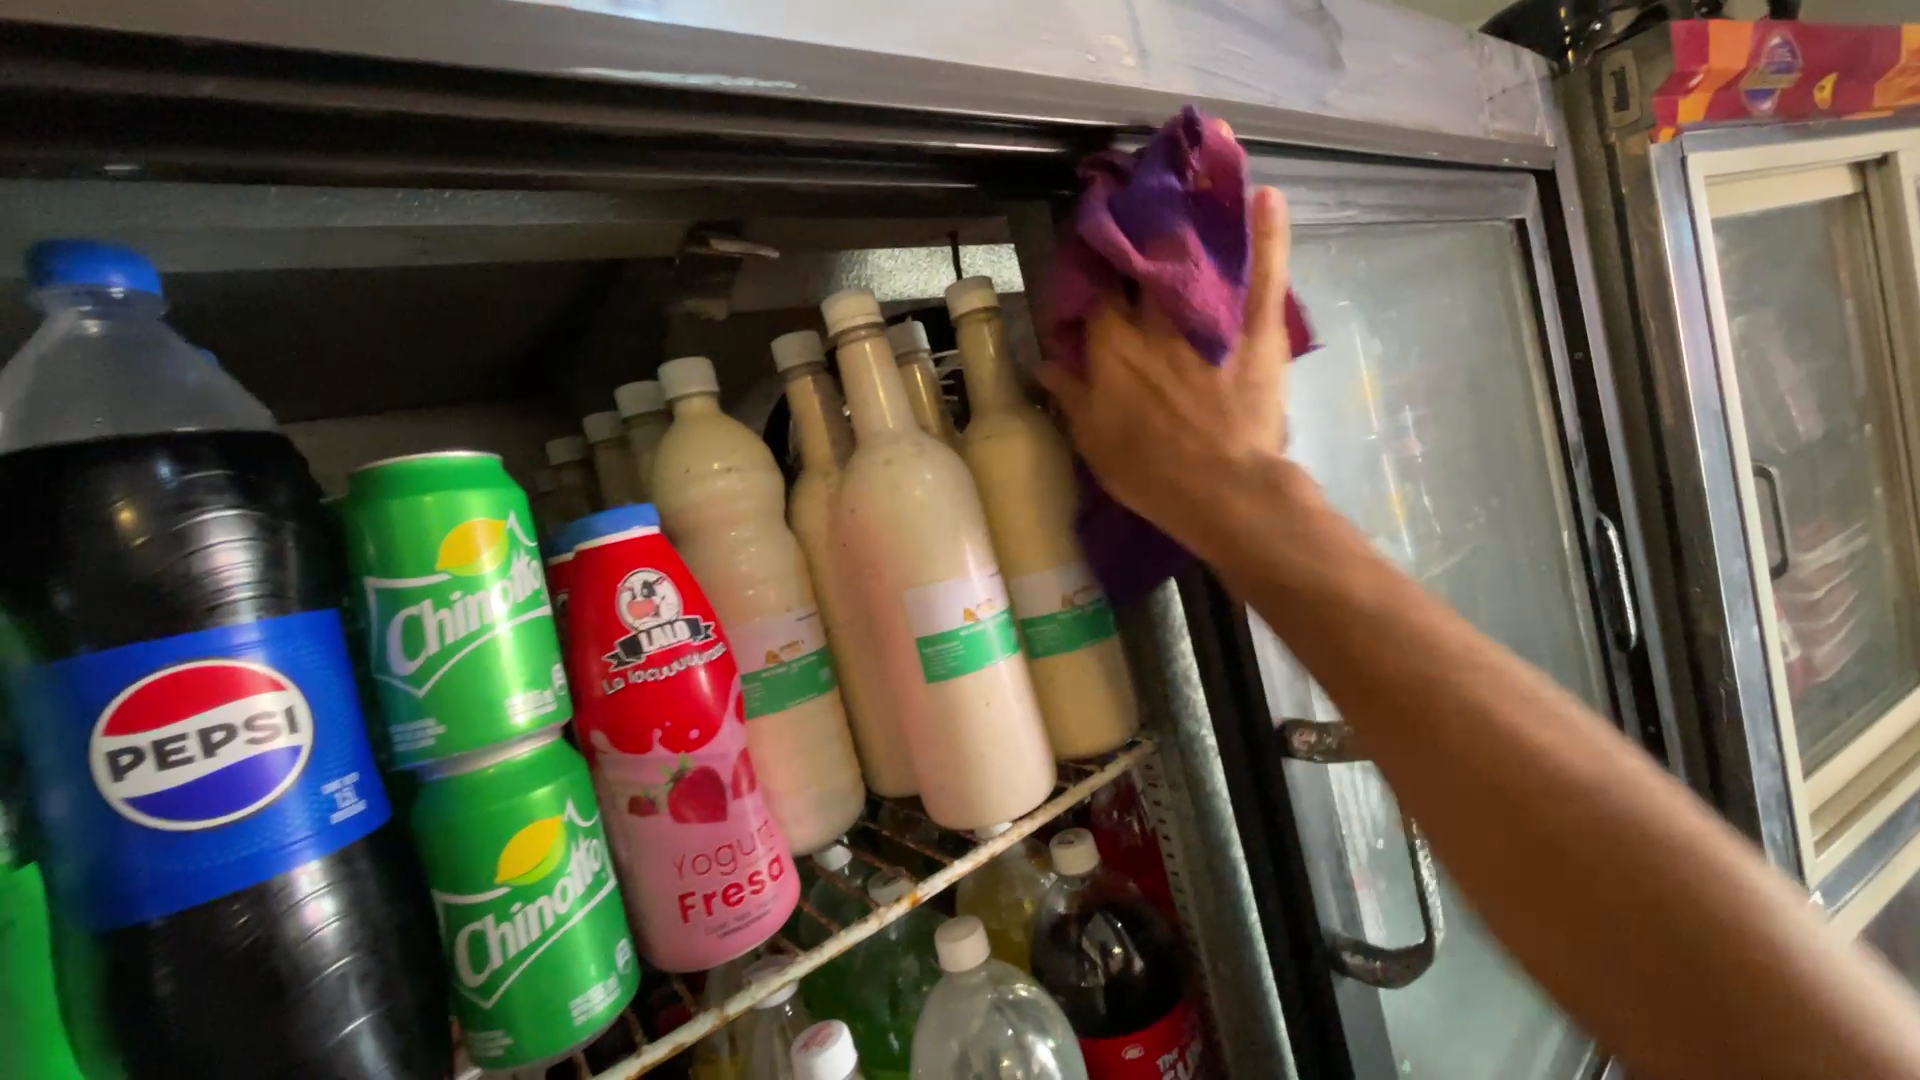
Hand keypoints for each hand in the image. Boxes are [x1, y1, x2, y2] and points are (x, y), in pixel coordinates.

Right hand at [1041, 186, 1294, 528]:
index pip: (1095, 294)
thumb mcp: (1094, 440)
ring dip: (1192, 214)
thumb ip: (1070, 396)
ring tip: (1191, 175)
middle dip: (1136, 228)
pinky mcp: (1255, 330)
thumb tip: (1043, 362)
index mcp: (1113, 349)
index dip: (1091, 267)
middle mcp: (1155, 323)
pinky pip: (1263, 275)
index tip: (1090, 246)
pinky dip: (1268, 234)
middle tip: (1136, 198)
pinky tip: (1267, 194)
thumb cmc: (1149, 472)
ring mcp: (1208, 322)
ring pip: (1196, 256)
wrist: (1221, 491)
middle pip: (1142, 262)